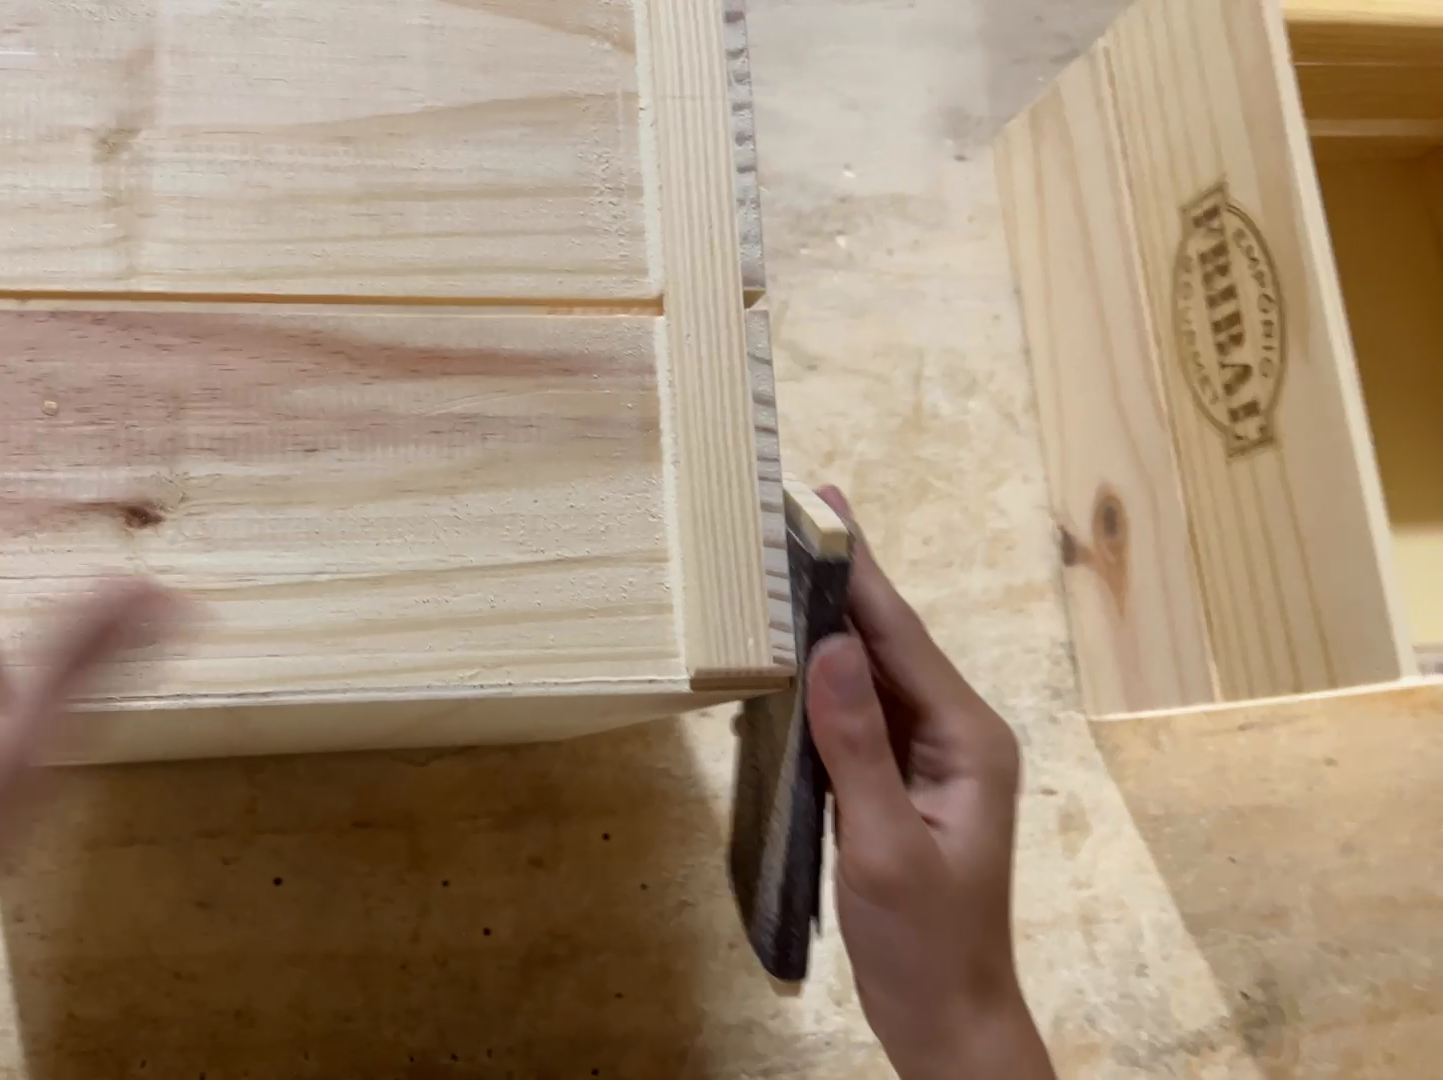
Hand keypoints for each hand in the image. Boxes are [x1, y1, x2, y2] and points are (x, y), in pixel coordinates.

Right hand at [809, 488, 1052, 1079]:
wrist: (944, 1014)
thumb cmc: (923, 938)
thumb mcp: (885, 842)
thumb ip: (857, 743)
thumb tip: (828, 646)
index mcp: (964, 737)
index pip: (900, 637)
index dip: (861, 571)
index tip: (828, 509)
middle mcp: (949, 731)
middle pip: (889, 640)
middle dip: (846, 578)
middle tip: (803, 519)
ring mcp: (923, 752)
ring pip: (870, 670)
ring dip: (830, 619)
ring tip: (788, 570)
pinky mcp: (895, 772)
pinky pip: (854, 707)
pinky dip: (820, 673)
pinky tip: (791, 652)